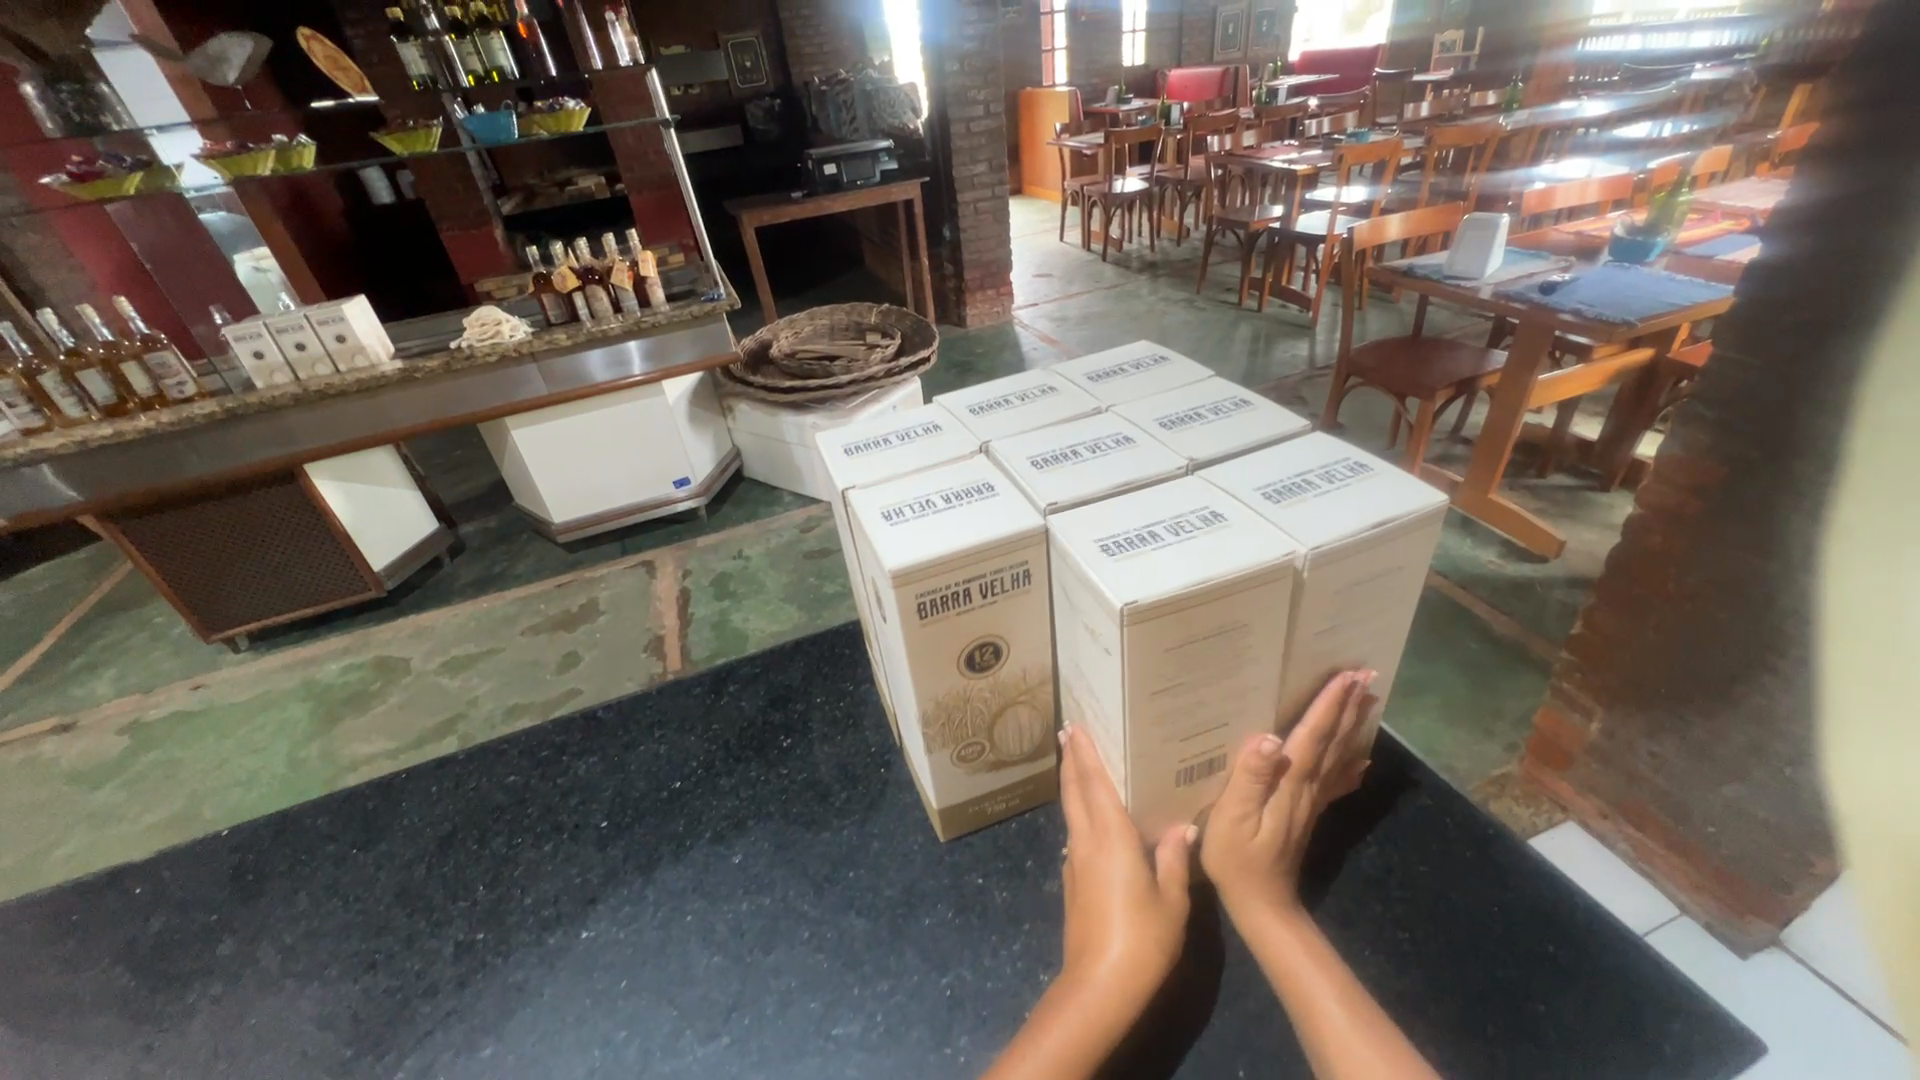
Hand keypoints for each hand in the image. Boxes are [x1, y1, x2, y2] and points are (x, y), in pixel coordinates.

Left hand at [1056, 724, 1194, 1008]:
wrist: (1100, 984)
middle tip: (1068, 733)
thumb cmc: (1142, 938)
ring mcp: (1075, 863)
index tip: (1074, 727)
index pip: (1093, 784)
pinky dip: (1078, 815)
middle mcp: (1086, 842)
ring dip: (1071, 786)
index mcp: (1111, 837)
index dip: (1084, 754)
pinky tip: (1089, 821)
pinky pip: (1074, 835)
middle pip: (1073, 792)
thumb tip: (1184, 827)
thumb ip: (1175, 859)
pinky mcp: (1072, 883)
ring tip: (1077, 767)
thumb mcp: (1172, 899)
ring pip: (1070, 813)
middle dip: (1071, 761)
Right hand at [1200, 670, 1376, 922]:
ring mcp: (1311, 801)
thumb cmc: (1237, 858)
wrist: (1262, 904)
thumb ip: (1251, 778)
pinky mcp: (1307, 813)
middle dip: (1349, 705)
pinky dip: (1350, 765)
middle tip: (1367, 674)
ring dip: (1352, 725)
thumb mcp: (1233, 817)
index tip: (1348, 676)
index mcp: (1290, 782)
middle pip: (1334, 739)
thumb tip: (1270, 738)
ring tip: (1368, 700)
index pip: (1314, 735)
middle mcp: (1308, 787)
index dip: (1330, 704)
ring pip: (1338, 755)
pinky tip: (1361, 758)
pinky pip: (1335, 781)